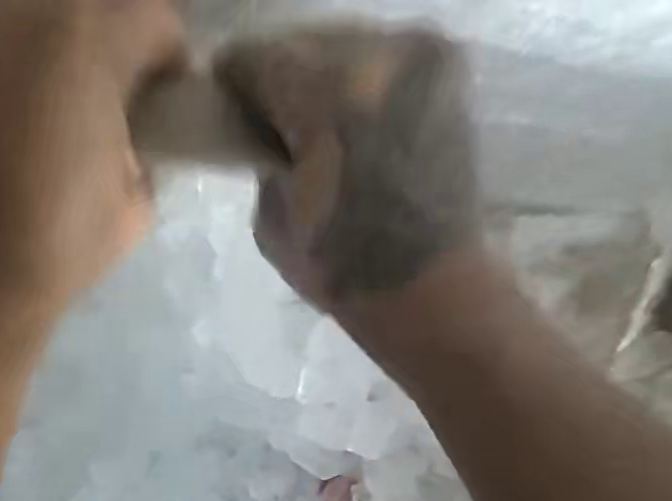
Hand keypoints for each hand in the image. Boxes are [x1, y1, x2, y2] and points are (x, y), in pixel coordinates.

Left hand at [0, 0, 184, 312]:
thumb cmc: (75, 238)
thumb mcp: (140, 197)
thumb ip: (148, 141)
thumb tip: (140, 131)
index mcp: (92, 46)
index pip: (153, 17)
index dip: (173, 54)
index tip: (175, 91)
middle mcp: (36, 18)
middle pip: (100, 2)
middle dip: (126, 34)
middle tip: (134, 88)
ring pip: (51, 7)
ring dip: (78, 35)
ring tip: (87, 91)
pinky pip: (13, 31)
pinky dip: (38, 52)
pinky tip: (45, 100)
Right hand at [216, 26, 480, 309]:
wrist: (429, 287)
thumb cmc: (344, 271)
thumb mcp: (274, 224)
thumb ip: (265, 162)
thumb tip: (270, 135)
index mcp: (328, 96)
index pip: (258, 58)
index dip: (233, 80)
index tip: (225, 99)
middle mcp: (379, 56)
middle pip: (303, 42)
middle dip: (280, 76)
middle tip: (269, 112)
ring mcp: (421, 55)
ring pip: (346, 43)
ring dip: (322, 75)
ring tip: (312, 117)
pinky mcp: (445, 69)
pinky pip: (384, 56)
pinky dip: (360, 81)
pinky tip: (350, 116)